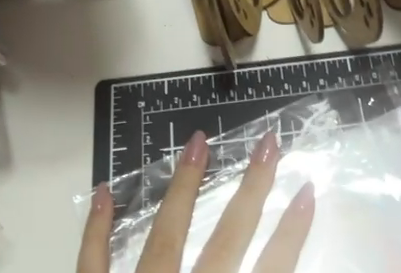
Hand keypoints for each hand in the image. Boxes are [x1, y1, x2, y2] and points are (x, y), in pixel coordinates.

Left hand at [76, 131, 314, 272]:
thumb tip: (272, 262)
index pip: (270, 271)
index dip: (291, 233)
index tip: (308, 189)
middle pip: (225, 240)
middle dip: (251, 190)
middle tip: (269, 142)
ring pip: (165, 236)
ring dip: (182, 187)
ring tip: (197, 141)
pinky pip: (92, 264)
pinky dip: (96, 229)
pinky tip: (103, 193)